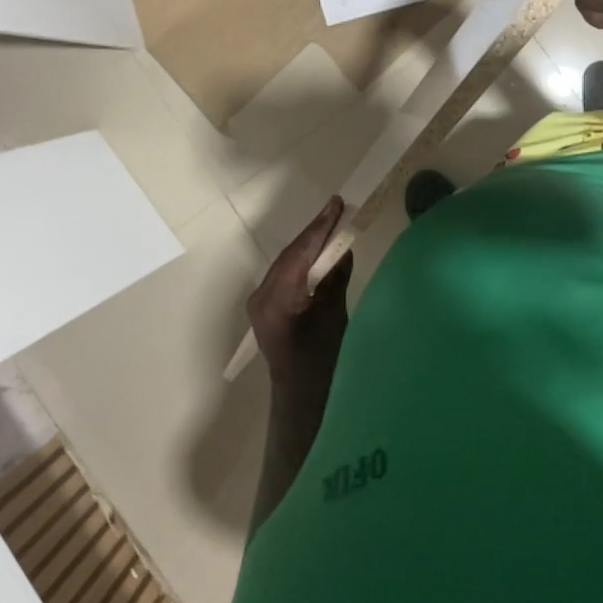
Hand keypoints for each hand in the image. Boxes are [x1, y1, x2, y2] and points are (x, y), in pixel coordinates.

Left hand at [247, 197, 353, 388]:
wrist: (303, 398)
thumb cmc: (323, 363)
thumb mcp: (334, 317)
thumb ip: (335, 279)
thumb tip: (342, 249)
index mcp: (277, 300)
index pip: (300, 253)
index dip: (320, 227)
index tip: (337, 204)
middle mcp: (261, 296)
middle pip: (291, 255)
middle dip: (314, 233)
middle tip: (337, 209)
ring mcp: (260, 302)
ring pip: (287, 263)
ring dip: (309, 245)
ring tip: (332, 224)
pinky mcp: (265, 307)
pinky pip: (285, 275)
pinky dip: (302, 261)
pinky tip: (318, 252)